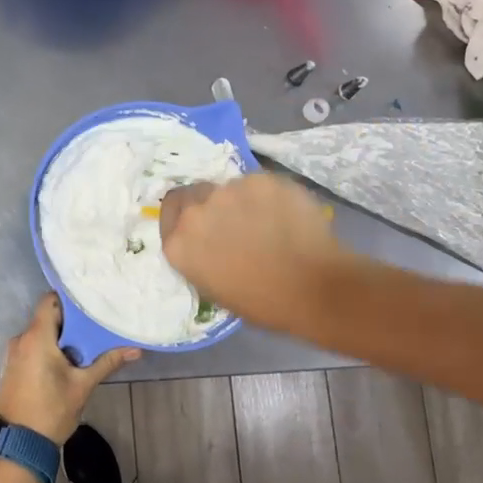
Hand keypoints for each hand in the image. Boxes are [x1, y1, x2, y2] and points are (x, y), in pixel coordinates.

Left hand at [0, 294, 138, 443]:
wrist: (19, 443)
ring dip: (61, 339)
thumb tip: (135, 349)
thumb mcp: (82, 385)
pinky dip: (49, 350)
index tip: (90, 303)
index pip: (50, 301)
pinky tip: (68, 360)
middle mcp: (21, 340)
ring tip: (87, 344)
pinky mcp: (13, 368)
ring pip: (40, 335)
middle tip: (97, 325)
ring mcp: (14, 354)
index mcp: (36, 338)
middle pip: (47, 318)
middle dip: (71, 322)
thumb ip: (107, 362)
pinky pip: (32, 349)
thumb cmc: (51, 410)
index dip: (70, 299)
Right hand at [159, 174, 353, 329]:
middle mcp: (196, 212)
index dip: (185, 214)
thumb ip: (199, 255)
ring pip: (232, 187)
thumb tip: (207, 242)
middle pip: (196, 193)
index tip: (202, 223)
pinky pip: (261, 184)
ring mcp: (230, 191)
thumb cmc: (262, 302)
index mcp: (179, 243)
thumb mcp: (212, 287)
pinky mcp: (264, 180)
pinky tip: (286, 216)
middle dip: (212, 204)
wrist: (313, 289)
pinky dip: (270, 197)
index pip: (170, 210)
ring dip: (243, 201)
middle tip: (236, 222)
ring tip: (267, 222)